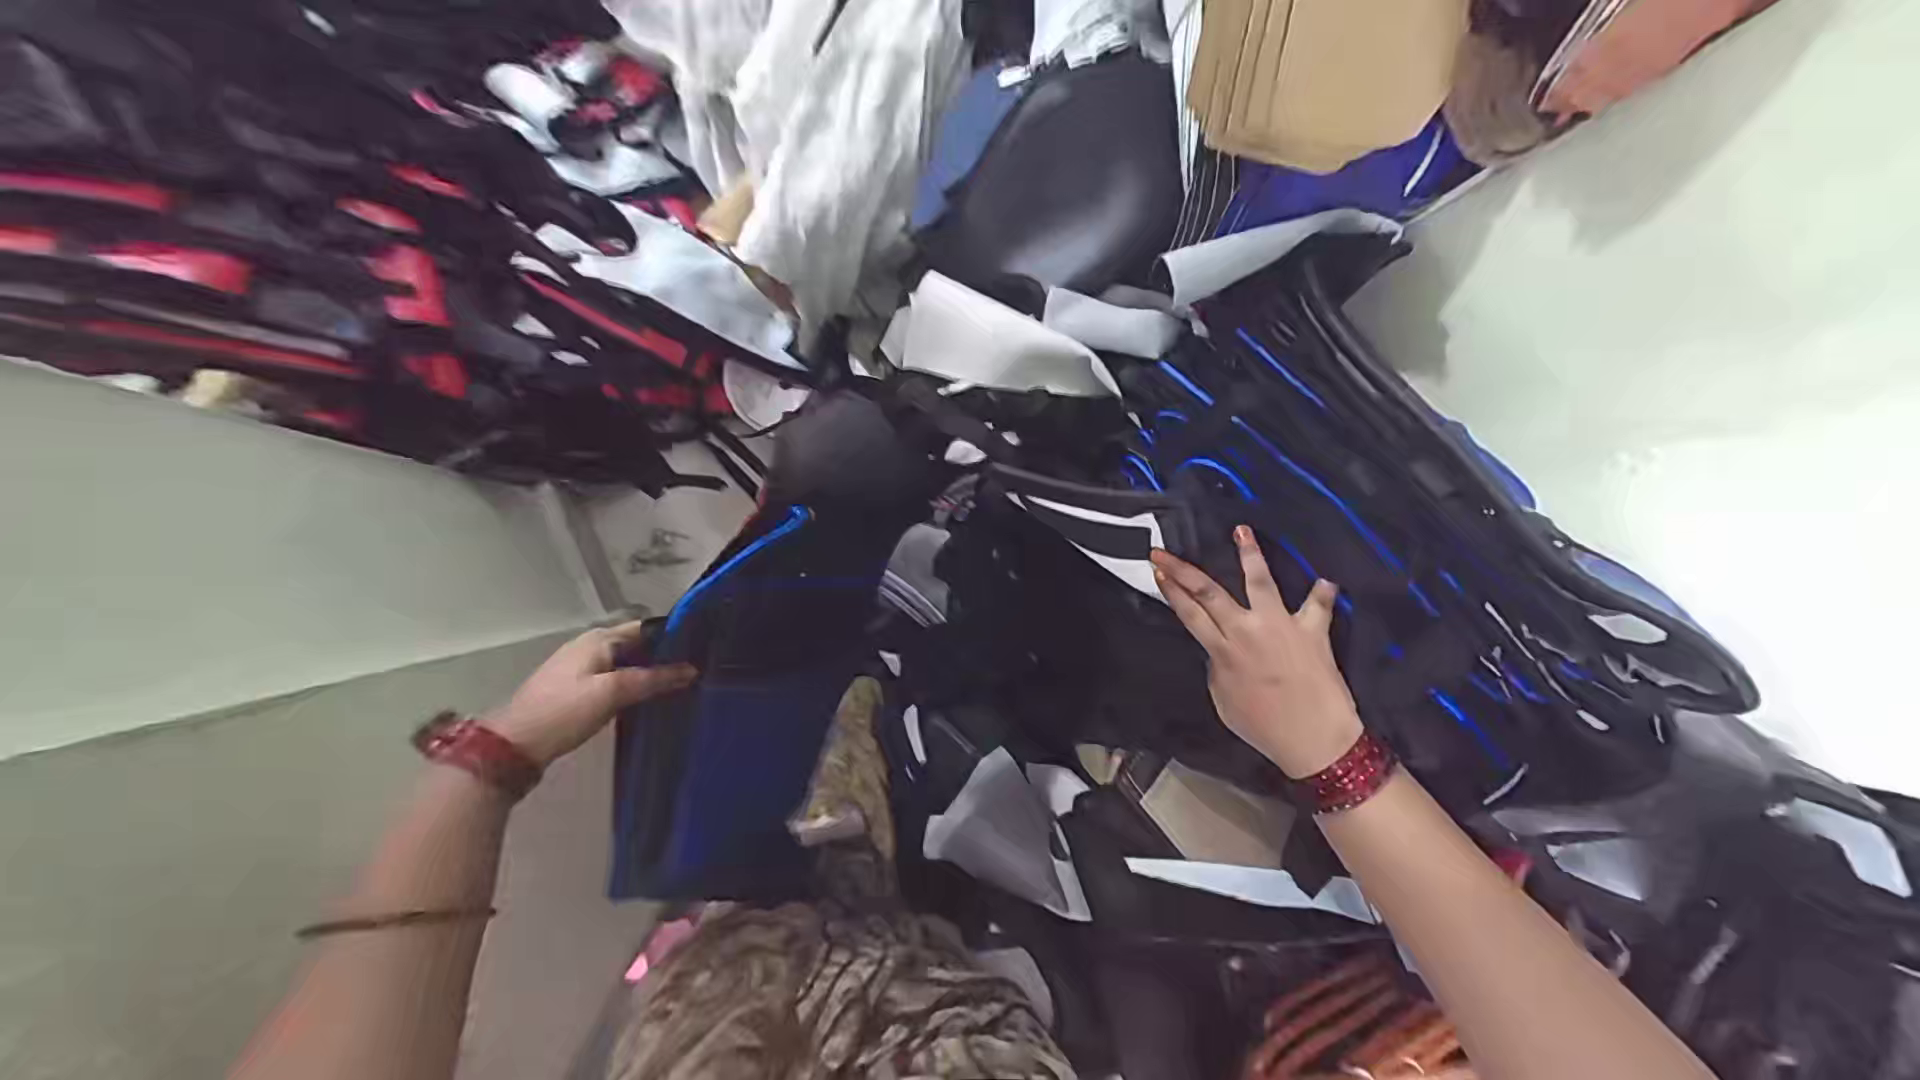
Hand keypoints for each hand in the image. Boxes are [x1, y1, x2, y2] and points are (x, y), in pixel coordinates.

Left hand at [483, 622, 697, 767]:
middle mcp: (590, 646)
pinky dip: (634, 683)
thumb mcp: (613, 692)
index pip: (646, 627)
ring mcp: (582, 667)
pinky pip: (616, 677)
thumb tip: (691, 670)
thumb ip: (654, 679)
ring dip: (650, 671)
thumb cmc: (565, 711)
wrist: (513, 746)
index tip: (699, 649)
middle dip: (664, 655)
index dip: (673, 635)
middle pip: (637, 644)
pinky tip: (649, 698)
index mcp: (599, 638)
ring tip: (679, 684)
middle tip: (695, 670)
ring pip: (627, 662)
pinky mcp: (577, 689)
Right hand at [1151, 526, 1362, 778]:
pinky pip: (1319, 606)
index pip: (1189, 612)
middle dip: (1182, 569)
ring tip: (1242, 531)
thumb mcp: (1223, 700)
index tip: (1158, 570)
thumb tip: (1220, 650)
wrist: (1315, 741)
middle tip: (1164, 551)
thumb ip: (1218, 668)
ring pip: (1260, 581)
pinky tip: (1326, 581)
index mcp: (1223, 651)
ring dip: (1249, 554)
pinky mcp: (1312, 631)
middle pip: (1208, 592)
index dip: (1171, 589)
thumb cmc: (1264, 728)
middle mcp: (1247, 631)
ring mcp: (1280, 626)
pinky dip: (1322, 593)